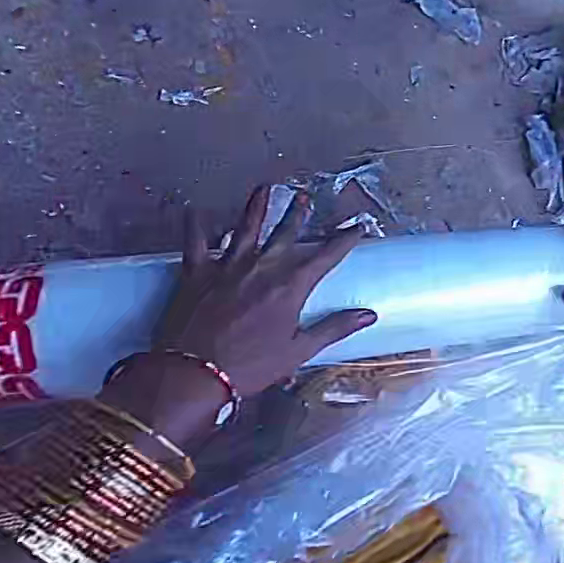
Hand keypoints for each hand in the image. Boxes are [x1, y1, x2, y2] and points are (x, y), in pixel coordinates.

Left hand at [99, 186, 375, 445]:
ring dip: (256, 207)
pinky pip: (195, 241)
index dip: (344, 239)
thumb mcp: (299, 351)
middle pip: (285, 234)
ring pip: (245, 228)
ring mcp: (227, 267)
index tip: (357, 226)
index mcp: (290, 287)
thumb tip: (370, 315)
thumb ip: (334, 328)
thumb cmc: (251, 365)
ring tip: (264, 188)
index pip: (325, 256)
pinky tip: (194, 210)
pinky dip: (195, 225)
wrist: (193, 373)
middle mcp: (261, 268)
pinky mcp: (196, 272)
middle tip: (306, 197)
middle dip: (299, 214)